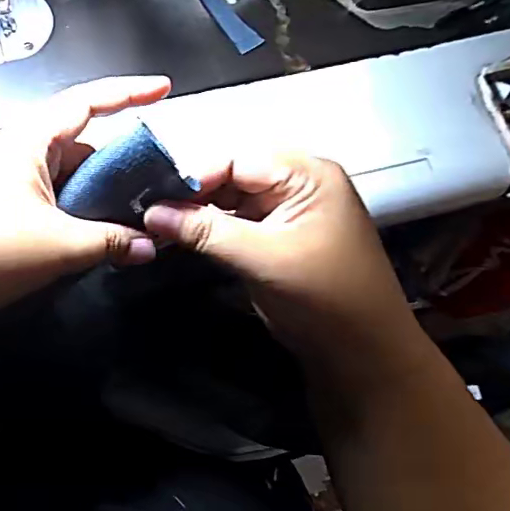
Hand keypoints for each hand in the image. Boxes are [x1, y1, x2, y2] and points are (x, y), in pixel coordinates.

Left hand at [0, 76, 171, 328]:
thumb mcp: (57, 247)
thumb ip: (110, 242)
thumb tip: (148, 245)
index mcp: (28, 141)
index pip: (86, 102)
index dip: (129, 92)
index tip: (163, 90)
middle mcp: (18, 151)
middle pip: (83, 142)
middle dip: (122, 160)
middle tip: (155, 183)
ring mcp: (8, 179)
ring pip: (68, 174)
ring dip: (100, 192)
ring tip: (134, 214)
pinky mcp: (3, 206)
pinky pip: (52, 197)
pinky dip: (78, 210)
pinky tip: (97, 233)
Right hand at [141, 153, 415, 374]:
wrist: (360, 351)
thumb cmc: (323, 297)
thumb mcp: (262, 258)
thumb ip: (206, 231)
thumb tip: (152, 213)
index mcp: (307, 175)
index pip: (238, 159)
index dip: (194, 176)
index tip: (153, 197)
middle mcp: (297, 184)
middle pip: (232, 176)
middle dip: (192, 193)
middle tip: (148, 210)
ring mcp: (286, 212)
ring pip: (230, 200)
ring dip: (197, 212)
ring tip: (156, 223)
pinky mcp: (275, 238)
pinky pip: (235, 222)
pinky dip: (209, 230)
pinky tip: (180, 236)